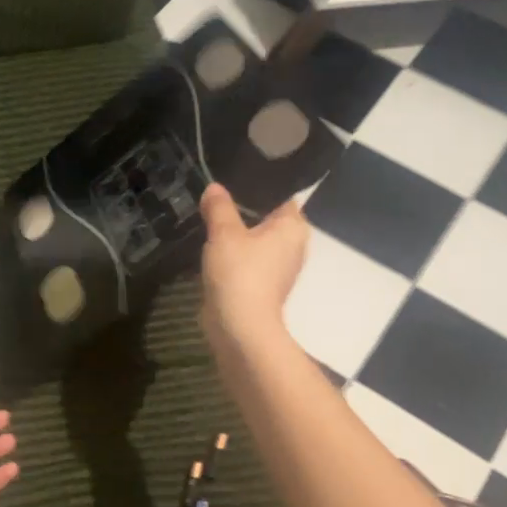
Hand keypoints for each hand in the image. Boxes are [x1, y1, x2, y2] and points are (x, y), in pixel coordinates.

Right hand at [198, 183, 308, 363]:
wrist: (240, 327)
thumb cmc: (239, 273)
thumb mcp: (224, 234)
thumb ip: (219, 208)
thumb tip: (213, 187)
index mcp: (293, 227)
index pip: (281, 196)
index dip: (259, 186)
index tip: (234, 179)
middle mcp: (294, 245)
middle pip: (269, 219)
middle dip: (246, 211)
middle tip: (218, 198)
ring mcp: (280, 268)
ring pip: (258, 242)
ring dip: (239, 235)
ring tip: (213, 222)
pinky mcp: (265, 286)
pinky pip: (250, 261)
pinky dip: (236, 256)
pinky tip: (216, 251)